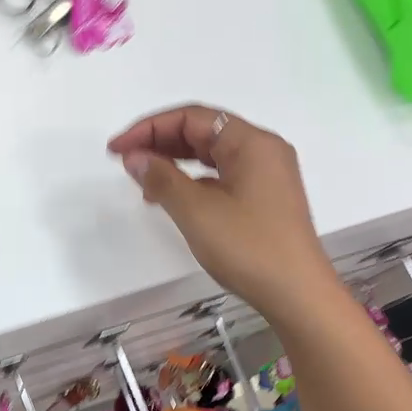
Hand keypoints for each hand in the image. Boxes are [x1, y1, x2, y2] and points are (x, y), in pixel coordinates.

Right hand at [108, 104, 338, 316]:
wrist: (295, 292)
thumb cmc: (247, 246)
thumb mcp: (196, 211)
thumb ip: (161, 178)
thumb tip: (133, 157)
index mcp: (251, 143)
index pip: (192, 118)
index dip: (149, 128)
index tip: (116, 148)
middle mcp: (262, 150)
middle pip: (202, 131)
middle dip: (159, 142)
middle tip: (123, 161)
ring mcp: (265, 174)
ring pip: (209, 154)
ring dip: (172, 161)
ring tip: (140, 178)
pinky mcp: (262, 196)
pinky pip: (219, 174)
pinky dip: (189, 179)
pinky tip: (168, 196)